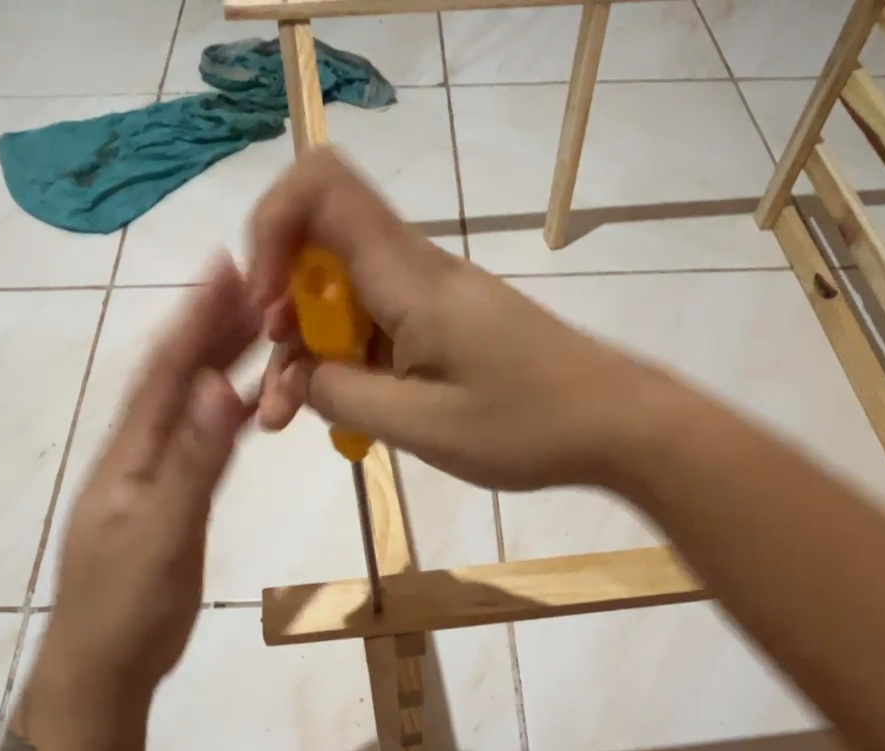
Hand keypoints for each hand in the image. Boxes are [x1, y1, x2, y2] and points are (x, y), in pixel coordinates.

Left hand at [44, 259, 258, 705]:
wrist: (101, 670)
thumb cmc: (128, 608)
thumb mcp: (162, 534)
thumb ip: (191, 462)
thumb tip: (215, 384)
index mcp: (128, 453)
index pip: (164, 371)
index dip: (194, 317)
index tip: (225, 265)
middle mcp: (133, 454)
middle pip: (172, 378)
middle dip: (208, 326)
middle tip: (250, 279)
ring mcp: (145, 479)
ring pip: (181, 406)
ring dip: (213, 360)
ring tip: (253, 324)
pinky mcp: (161, 503)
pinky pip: (192, 439)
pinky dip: (217, 409)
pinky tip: (235, 402)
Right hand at [245, 148, 672, 491]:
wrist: (619, 425)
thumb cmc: (527, 426)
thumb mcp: (422, 426)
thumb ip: (343, 395)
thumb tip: (296, 374)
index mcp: (411, 278)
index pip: (320, 190)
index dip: (271, 229)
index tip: (264, 308)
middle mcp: (419, 271)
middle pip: (321, 251)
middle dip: (281, 316)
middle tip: (279, 394)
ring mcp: (437, 297)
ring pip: (346, 296)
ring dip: (313, 349)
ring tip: (298, 416)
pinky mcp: (451, 324)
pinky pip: (380, 324)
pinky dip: (351, 361)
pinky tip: (352, 413)